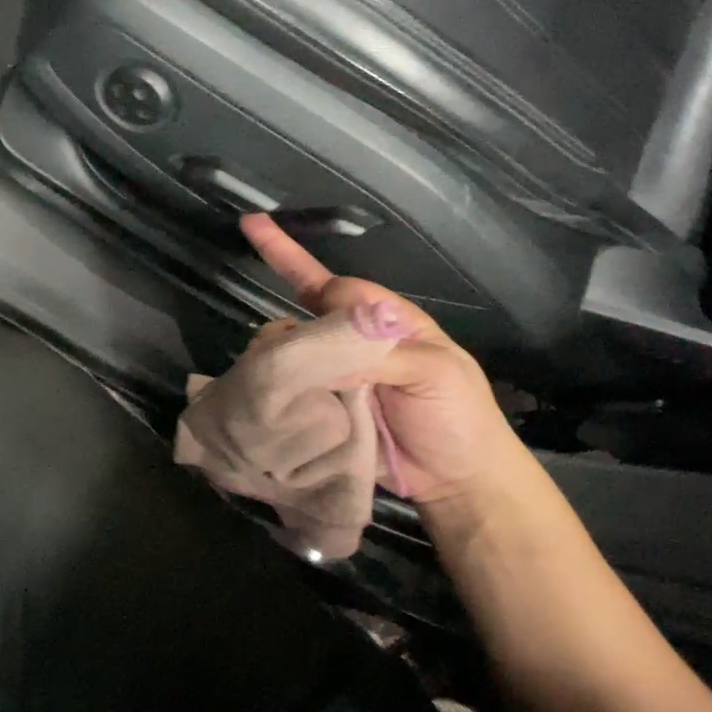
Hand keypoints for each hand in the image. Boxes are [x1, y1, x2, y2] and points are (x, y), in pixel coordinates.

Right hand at [240, 214, 525, 504]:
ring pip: (285, 357)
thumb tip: (320, 348)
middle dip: (280, 325)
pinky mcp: (318, 413)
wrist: (458, 483)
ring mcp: (332, 381)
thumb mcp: (437, 373)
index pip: (333, 287)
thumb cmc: (459, 418)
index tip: (252, 228)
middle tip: (265, 326)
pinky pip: (285, 393)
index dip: (292, 260)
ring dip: (274, 365)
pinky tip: (258, 397)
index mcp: (385, 325)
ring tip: (271, 384)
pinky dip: (271, 393)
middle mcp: (351, 347)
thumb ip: (382, 352)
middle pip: (299, 319)